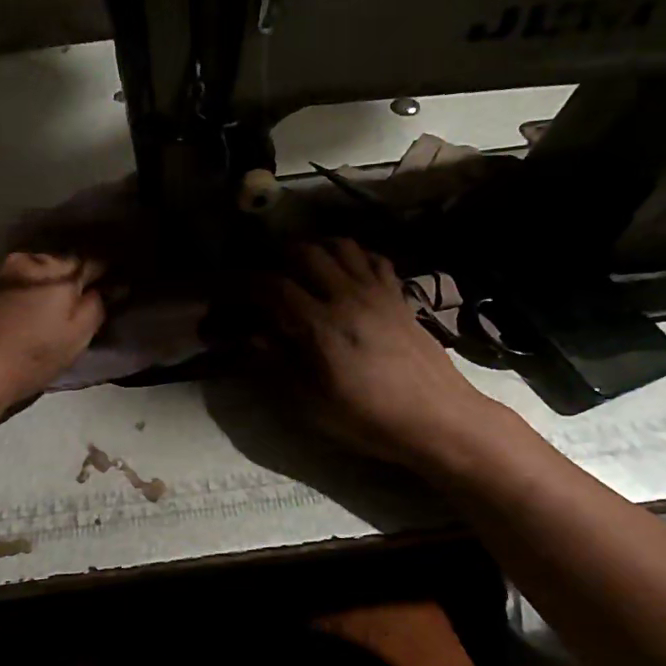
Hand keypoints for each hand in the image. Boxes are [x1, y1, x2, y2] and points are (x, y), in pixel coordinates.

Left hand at [0, 252, 105, 415]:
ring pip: (40, 273)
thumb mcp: (78, 334)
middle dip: (78, 277)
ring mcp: (3, 273)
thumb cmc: (32, 354)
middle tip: (90, 299)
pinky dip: (32, 293)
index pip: (94, 259)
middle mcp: (29, 260)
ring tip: (59, 309)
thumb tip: (110, 287)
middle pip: (64, 263)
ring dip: (52, 285)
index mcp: (56, 268)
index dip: (110, 272)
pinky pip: (21, 284)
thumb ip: (99, 304)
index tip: (119, 285)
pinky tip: (33, 313)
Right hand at [256, 240, 507, 468]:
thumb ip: (277, 364)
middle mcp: (348, 297)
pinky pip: (373, 259)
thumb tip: (249, 336)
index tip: (228, 291)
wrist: (437, 419)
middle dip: (277, 258)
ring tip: (301, 270)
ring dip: (315, 250)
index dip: (244, 283)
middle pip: (305, 252)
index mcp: (321, 326)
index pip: (273, 286)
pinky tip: (343, 275)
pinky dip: (352, 257)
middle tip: (264, 276)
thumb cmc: (368, 418)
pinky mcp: (399, 296)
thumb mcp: (311, 404)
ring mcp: (378, 292)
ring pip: (341, 246)